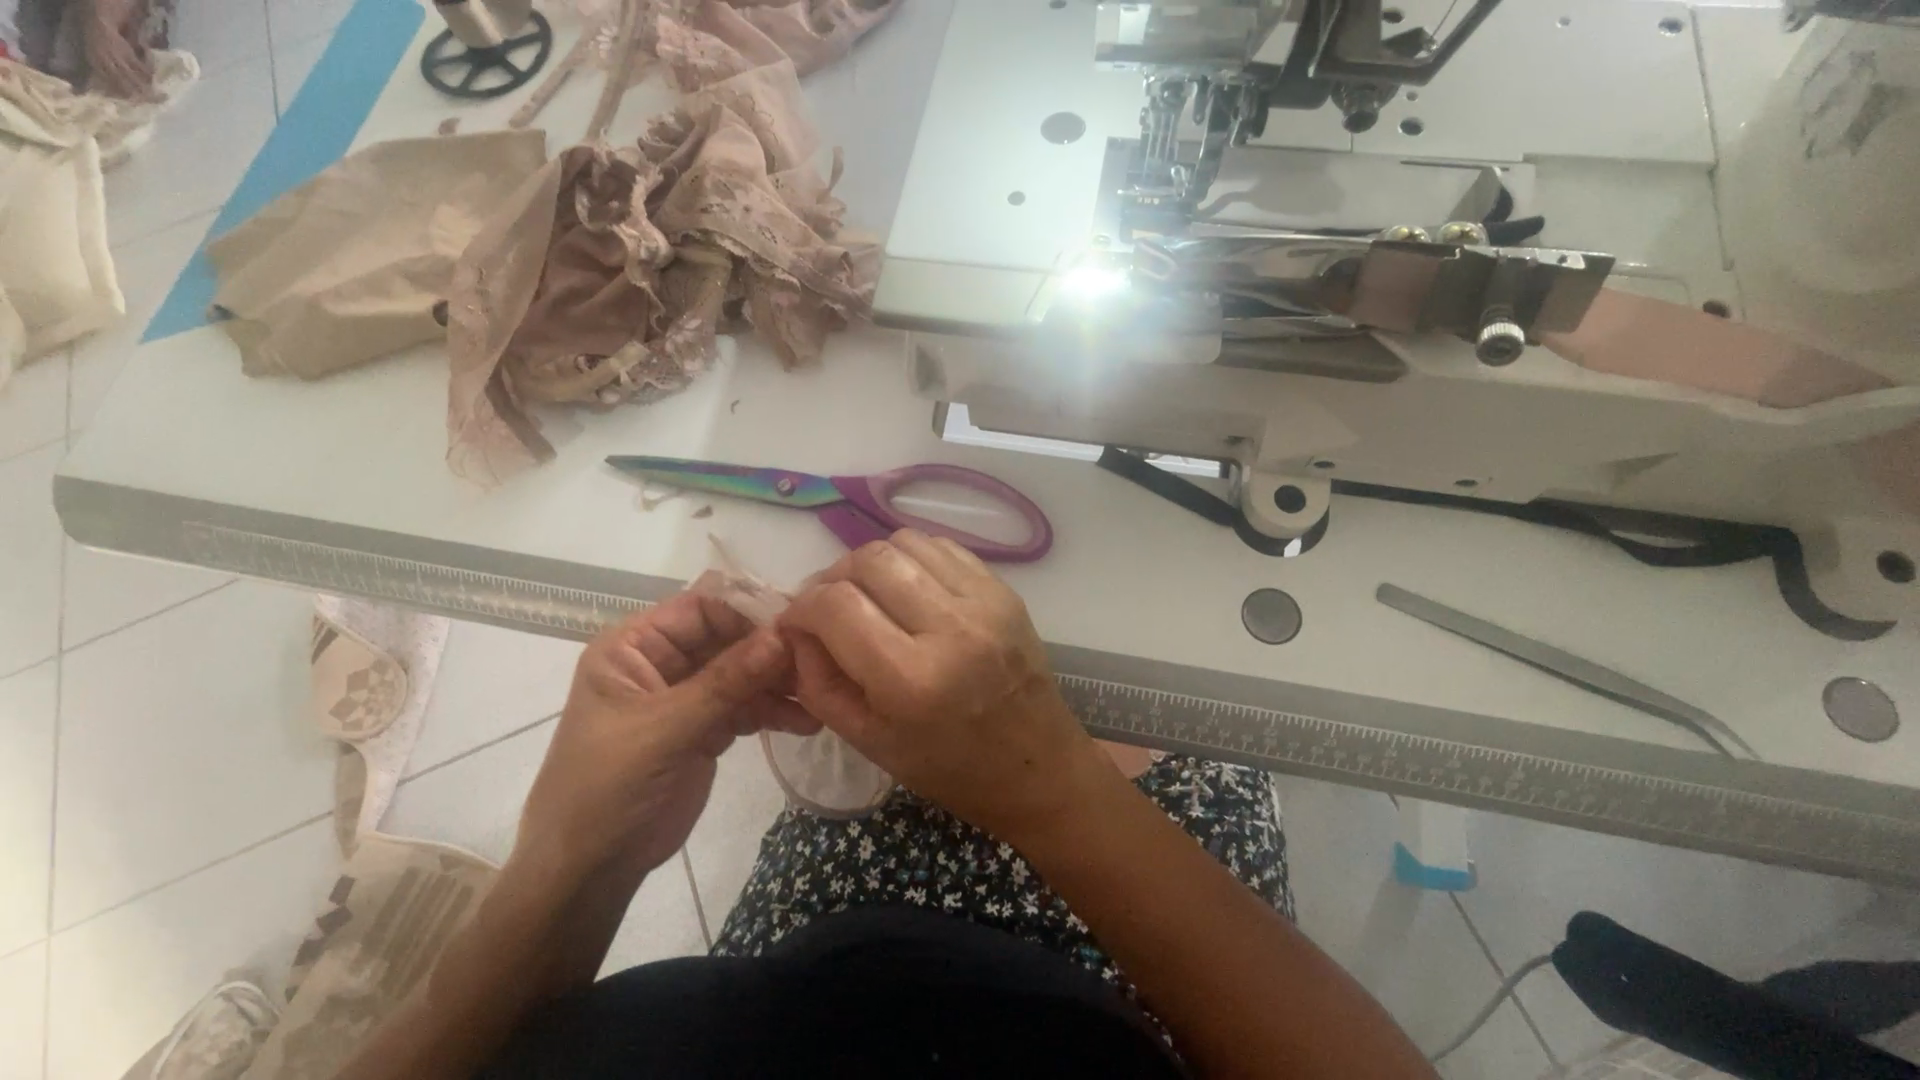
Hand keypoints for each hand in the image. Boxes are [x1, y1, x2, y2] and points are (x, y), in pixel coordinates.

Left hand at [515, 579, 817, 887]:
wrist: (589, 868)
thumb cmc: (605, 788)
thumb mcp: (663, 730)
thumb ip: (724, 682)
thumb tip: (781, 636)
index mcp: (633, 647)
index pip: (700, 608)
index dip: (748, 610)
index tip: (798, 621)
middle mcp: (660, 663)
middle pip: (728, 638)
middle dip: (771, 649)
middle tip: (819, 659)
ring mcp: (685, 698)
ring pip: (742, 673)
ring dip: (779, 682)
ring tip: (819, 695)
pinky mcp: (705, 730)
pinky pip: (746, 707)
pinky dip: (774, 712)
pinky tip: (806, 721)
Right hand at [778, 530, 1108, 839]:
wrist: (1036, 767)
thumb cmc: (948, 768)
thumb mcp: (868, 741)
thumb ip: (818, 682)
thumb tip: (796, 627)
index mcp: (911, 680)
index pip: (836, 606)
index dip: (801, 607)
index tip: (796, 623)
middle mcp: (950, 629)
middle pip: (868, 560)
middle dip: (833, 577)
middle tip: (828, 606)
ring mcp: (984, 603)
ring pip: (905, 543)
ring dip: (871, 563)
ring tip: (867, 594)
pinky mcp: (1004, 591)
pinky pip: (942, 548)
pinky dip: (911, 560)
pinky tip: (907, 590)